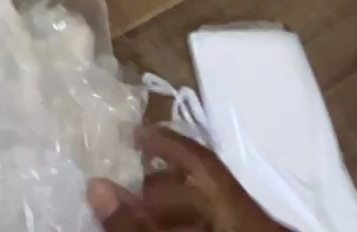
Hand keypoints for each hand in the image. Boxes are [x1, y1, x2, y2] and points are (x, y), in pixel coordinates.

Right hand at [88, 126, 288, 231]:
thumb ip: (135, 224)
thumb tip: (96, 185)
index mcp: (244, 211)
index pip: (202, 161)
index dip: (167, 143)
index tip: (133, 134)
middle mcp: (259, 219)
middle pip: (204, 191)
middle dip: (160, 187)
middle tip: (123, 187)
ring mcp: (260, 230)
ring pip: (211, 218)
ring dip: (171, 216)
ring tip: (135, 214)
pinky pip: (222, 230)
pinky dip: (190, 229)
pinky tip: (162, 230)